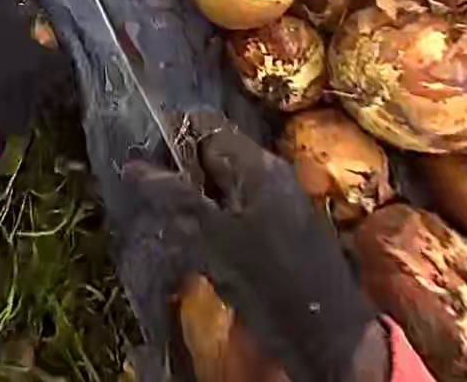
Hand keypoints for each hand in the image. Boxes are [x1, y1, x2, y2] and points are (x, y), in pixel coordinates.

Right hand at [125, 110, 388, 381]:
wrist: (335, 343)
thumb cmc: (272, 284)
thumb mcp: (215, 239)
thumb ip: (174, 197)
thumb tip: (131, 165)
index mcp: (256, 163)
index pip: (203, 123)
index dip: (170, 135)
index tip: (146, 163)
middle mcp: (269, 168)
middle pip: (211, 147)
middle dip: (180, 166)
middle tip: (155, 193)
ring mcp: (278, 194)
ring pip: (221, 175)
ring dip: (195, 191)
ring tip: (173, 217)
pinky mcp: (281, 220)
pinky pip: (236, 198)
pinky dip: (214, 209)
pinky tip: (201, 237)